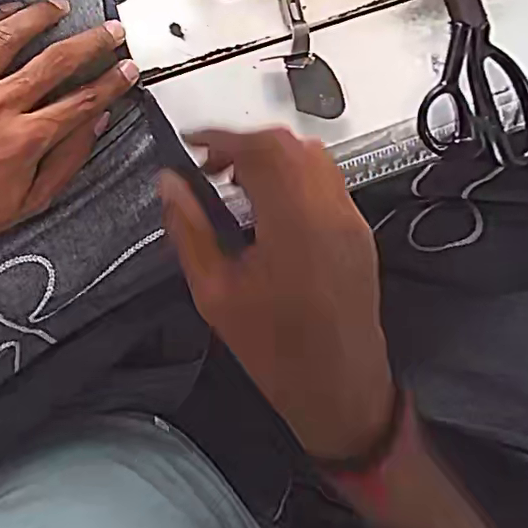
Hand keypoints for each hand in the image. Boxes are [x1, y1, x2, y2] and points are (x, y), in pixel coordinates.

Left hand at [0, 0, 137, 273]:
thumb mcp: (31, 199)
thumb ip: (68, 158)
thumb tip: (97, 122)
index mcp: (23, 141)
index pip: (82, 100)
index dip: (112, 81)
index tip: (126, 69)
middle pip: (55, 60)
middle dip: (92, 41)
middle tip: (110, 31)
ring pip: (7, 36)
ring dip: (39, 15)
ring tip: (59, 6)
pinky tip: (6, 11)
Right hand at [158, 128, 395, 461]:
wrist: (340, 389)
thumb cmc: (274, 350)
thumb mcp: (214, 292)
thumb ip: (189, 229)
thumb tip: (169, 184)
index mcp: (293, 225)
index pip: (259, 150)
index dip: (220, 137)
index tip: (192, 142)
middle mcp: (330, 212)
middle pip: (287, 143)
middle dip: (242, 142)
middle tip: (209, 165)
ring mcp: (350, 219)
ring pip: (310, 154)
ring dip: (268, 155)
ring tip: (234, 181)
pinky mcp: (357, 230)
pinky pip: (324, 178)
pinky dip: (291, 171)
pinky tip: (265, 201)